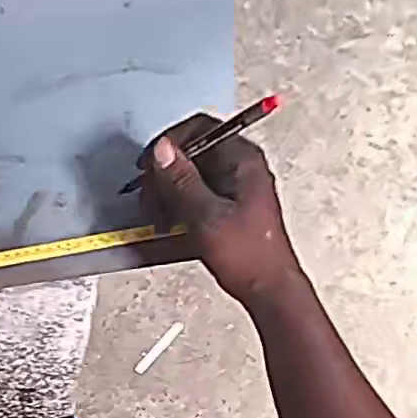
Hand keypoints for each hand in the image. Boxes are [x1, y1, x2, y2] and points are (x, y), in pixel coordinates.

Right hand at [138, 115, 305, 307]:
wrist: (268, 288)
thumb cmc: (248, 256)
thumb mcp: (206, 216)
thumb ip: (182, 180)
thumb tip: (162, 150)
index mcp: (243, 160)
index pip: (201, 128)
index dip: (169, 143)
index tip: (149, 165)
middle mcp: (242, 167)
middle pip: (195, 151)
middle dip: (166, 172)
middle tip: (149, 194)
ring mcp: (237, 186)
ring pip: (194, 174)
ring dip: (170, 190)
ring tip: (156, 213)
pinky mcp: (231, 206)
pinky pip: (200, 193)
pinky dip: (181, 204)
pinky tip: (170, 222)